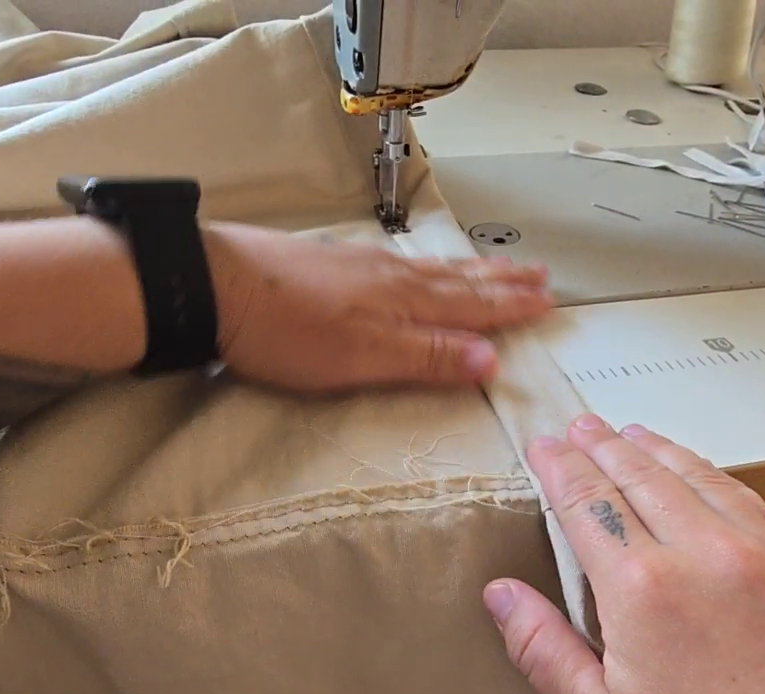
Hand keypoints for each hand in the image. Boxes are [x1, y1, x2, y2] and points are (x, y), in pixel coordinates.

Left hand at [202, 222, 552, 392]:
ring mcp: (362, 265)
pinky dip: (431, 265)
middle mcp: (392, 277)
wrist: (216, 286)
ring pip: (432, 268)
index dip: (510, 307)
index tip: (547, 302)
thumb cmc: (289, 334)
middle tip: (540, 274)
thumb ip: (427, 358)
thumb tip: (491, 359)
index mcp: (405, 303)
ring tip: (500, 266)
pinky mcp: (334, 262)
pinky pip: (403, 263)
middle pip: (459, 280)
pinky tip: (423, 265)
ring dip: (472, 270)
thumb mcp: (365, 358)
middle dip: (503, 281)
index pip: (472, 305)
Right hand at [481, 415, 764, 693]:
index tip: (541, 444)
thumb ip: (546, 654)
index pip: (587, 504)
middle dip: (601, 446)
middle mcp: (703, 553)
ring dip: (653, 449)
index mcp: (643, 591)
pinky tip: (699, 471)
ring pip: (694, 476)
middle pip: (639, 476)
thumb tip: (501, 595)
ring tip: (627, 431)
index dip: (559, 469)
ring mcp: (763, 554)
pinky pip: (746, 497)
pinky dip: (709, 471)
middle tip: (577, 426)